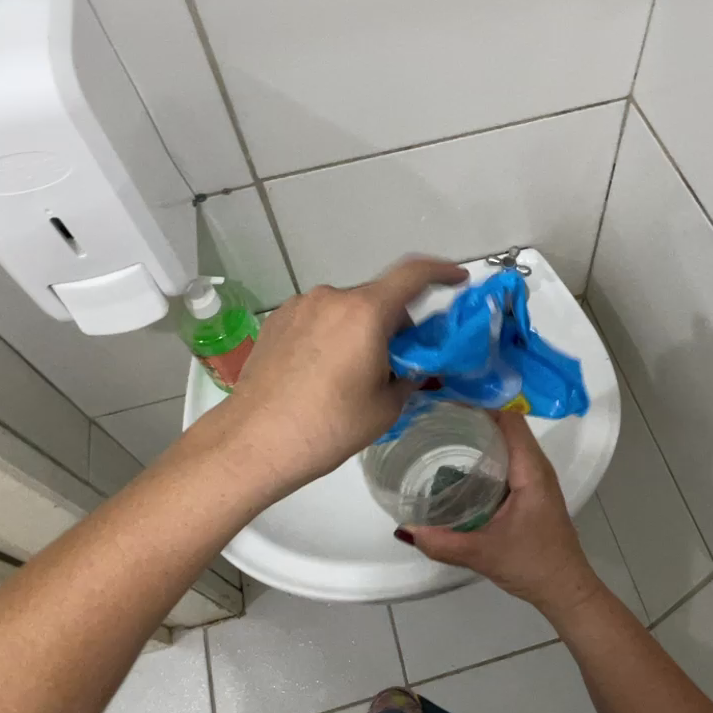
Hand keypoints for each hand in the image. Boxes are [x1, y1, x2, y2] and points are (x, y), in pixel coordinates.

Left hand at [224, 256, 467, 488]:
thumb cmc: (328, 426)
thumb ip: (408, 377)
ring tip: (355, 373)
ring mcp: (300, 305)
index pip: (413, 275)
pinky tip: (323, 372)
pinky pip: (319, 318)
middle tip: (401, 361)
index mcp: (365, 312)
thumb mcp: (385, 407)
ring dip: (361, 329)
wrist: (254, 440)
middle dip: (395, 323)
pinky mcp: (277, 320)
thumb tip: (410, 368)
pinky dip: (333, 334)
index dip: (441, 272)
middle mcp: (332, 297)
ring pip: (346, 309)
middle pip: (378, 298)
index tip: (458, 279)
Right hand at [403, 412, 603, 615]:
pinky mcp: (531, 490)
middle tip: (435, 415)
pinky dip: (486, 451)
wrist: (567, 591)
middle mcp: (535, 466)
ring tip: (442, 431)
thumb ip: (444, 543)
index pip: (508, 418)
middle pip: (506, 424)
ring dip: (480, 432)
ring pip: (507, 440)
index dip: (480, 404)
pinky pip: (508, 457)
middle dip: (473, 415)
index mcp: (530, 469)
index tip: (446, 403)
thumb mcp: (484, 554)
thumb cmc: (534, 565)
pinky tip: (459, 462)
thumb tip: (406, 529)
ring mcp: (535, 478)